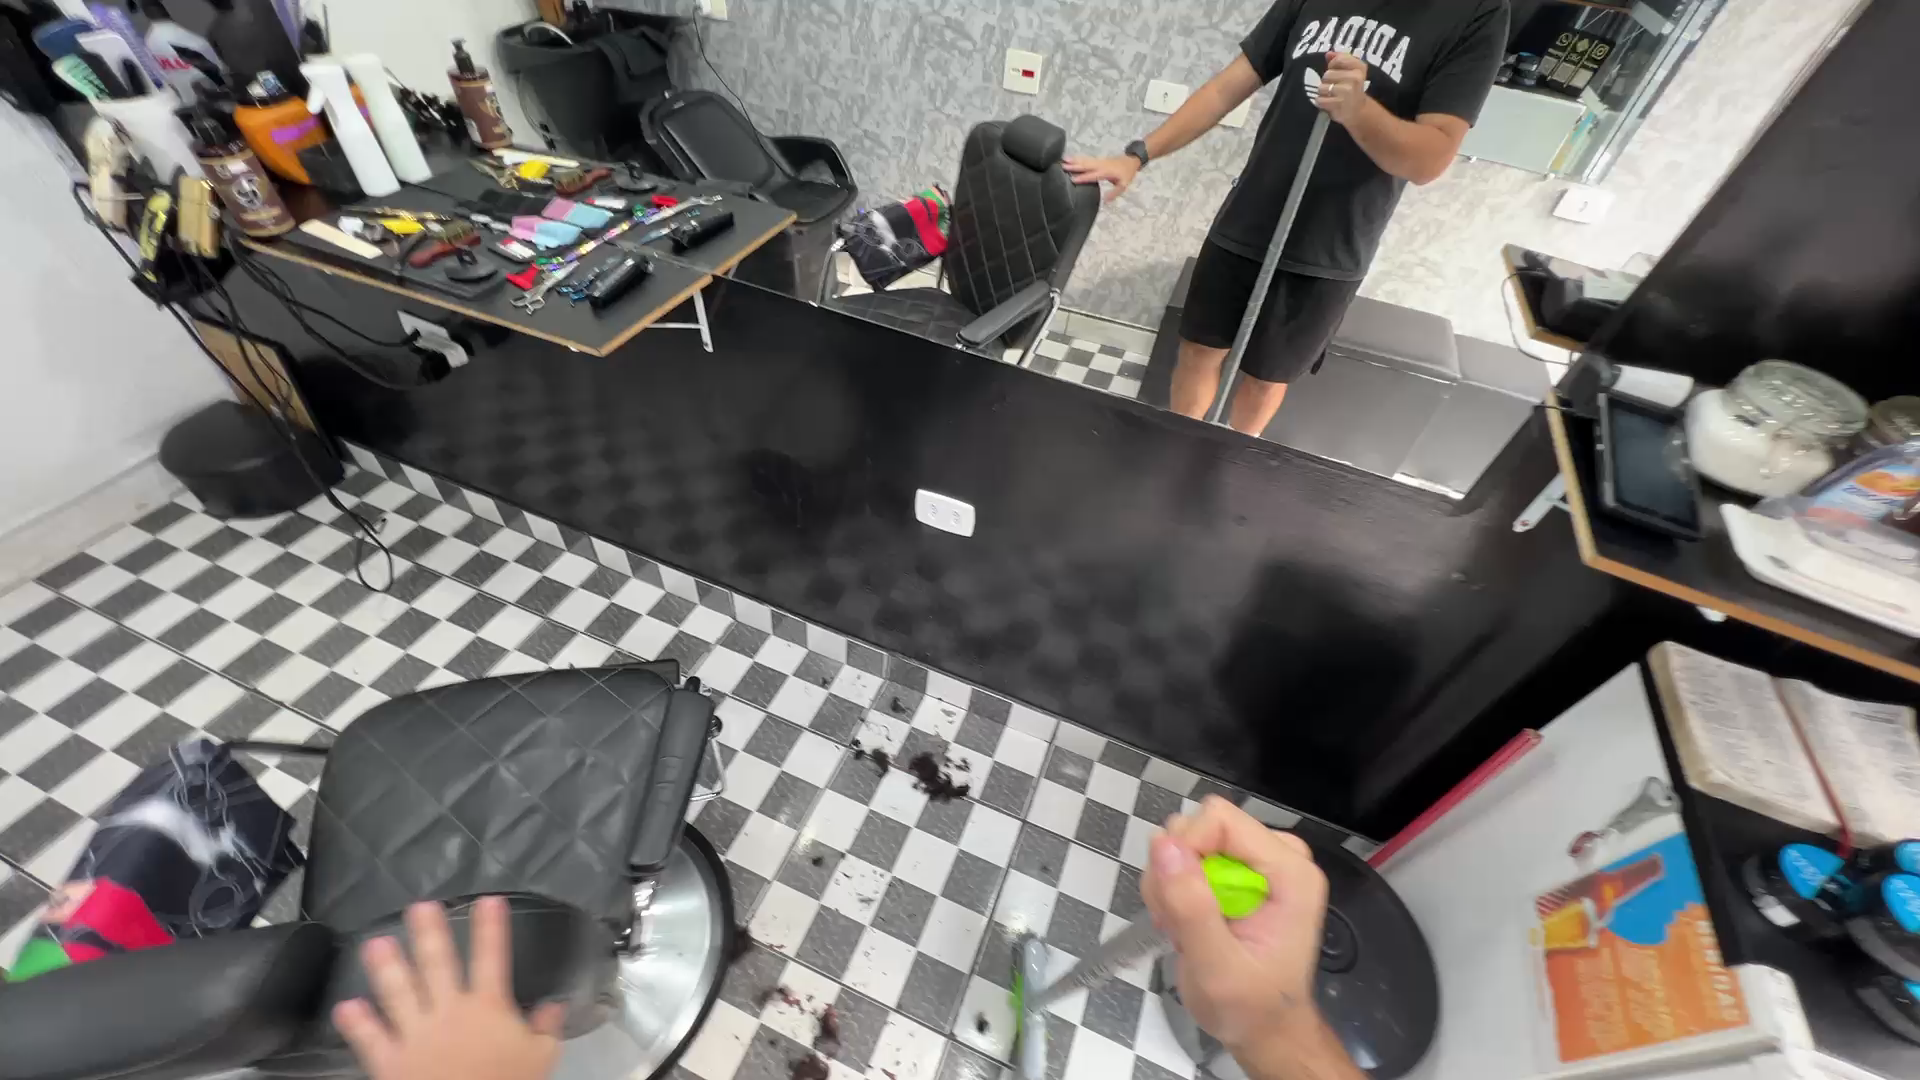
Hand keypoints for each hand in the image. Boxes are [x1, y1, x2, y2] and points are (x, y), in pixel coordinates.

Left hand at [333, 898, 566, 1079]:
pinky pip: (370, 1040)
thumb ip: (547, 1027)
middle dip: (430, 934)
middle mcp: (450, 1012)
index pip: (493, 957)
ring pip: (399, 994)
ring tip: (373, 942)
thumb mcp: (543, 1056)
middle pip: (439, 966)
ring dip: (387, 967)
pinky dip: (357, 1023)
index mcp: (489, 1006)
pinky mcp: (389, 1065)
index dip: (491, 927)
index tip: (489, 899)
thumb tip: (553, 1005)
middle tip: (420, 906)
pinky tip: (345, 1006)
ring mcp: (415, 1037)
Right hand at [1062, 154, 1141, 202]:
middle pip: (1086, 165)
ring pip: (1085, 160)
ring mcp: (1099, 161)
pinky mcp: (1098, 160)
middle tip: (1063, 166)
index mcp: (1106, 172)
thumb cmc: (1127, 174)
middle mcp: (1100, 165)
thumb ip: (1114, 193)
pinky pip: (1086, 159)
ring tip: (1063, 159)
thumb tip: (1105, 201)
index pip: (1092, 175)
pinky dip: (1078, 158)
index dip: (1083, 177)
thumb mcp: (1124, 185)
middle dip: (1075, 166)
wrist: (1131, 160)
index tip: (1072, 179)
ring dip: (1074, 160)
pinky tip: (1071, 158)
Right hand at [1143, 796, 1329, 1055]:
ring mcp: (1253, 858)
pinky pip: (1183, 852)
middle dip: (1176, 869)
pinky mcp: (1234, 866)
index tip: (1177, 898)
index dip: (1187, 848)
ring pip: (1185, 836)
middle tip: (1180, 921)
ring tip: (1183, 928)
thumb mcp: (1216, 968)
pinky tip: (1184, 921)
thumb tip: (1162, 843)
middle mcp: (1276, 853)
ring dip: (1170, 881)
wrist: (1262, 1028)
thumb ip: (1191, 907)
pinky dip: (1171, 885)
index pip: (1219, 819)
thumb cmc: (1248, 1007)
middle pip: (1200, 823)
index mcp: (1289, 870)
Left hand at [1313, 53, 1371, 125]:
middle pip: (1327, 74)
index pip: (1338, 60)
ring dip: (1323, 93)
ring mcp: (1346, 91)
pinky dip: (1321, 102)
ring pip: (1322, 87)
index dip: (1332, 66)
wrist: (1357, 111)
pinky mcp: (1338, 104)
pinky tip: (1328, 103)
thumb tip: (1328, 54)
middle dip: (1327, 82)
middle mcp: (1355, 77)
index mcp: (1359, 67)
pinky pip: (1319, 100)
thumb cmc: (1352, 89)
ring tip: (1331, 96)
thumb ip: (1340, 60)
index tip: (1336, 73)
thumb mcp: (1352, 71)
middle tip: (1334, 88)